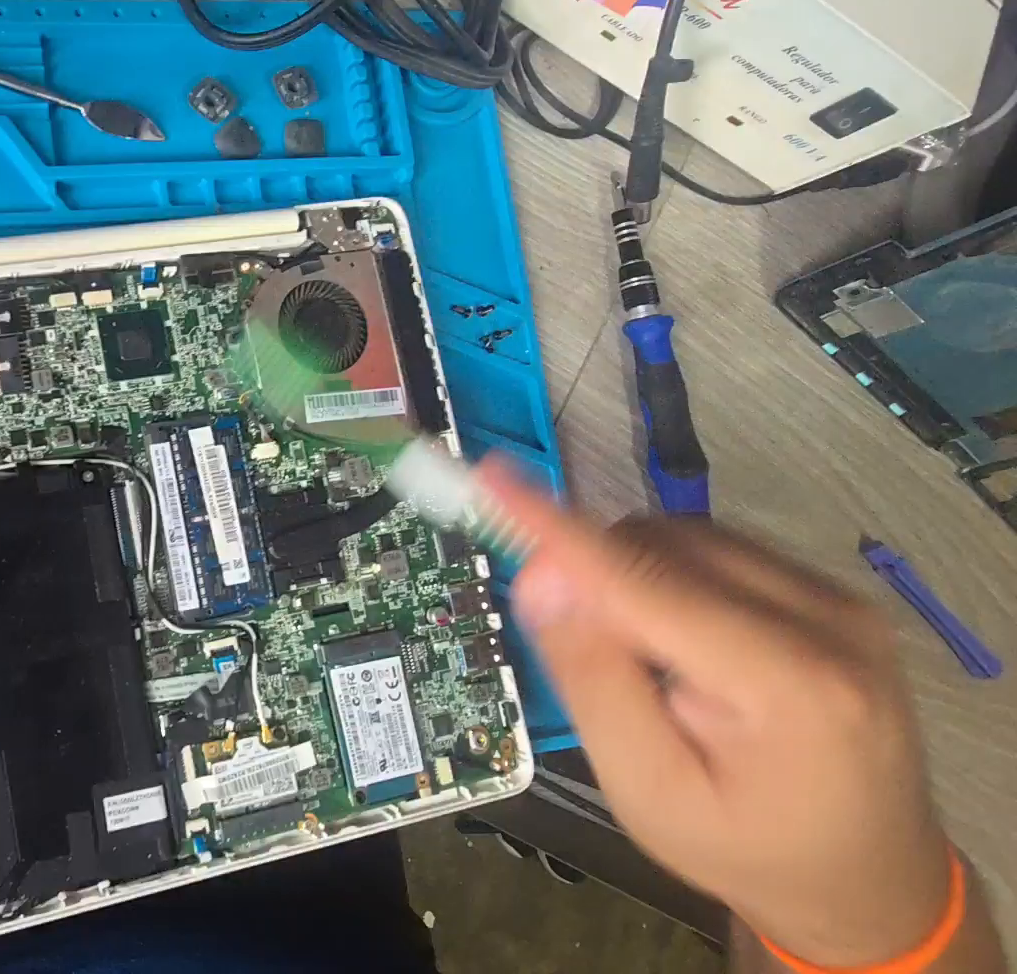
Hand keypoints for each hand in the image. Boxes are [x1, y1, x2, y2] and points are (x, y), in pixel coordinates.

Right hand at [482, 464, 952, 968]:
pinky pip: (707, 545)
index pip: (641, 581)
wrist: (860, 873)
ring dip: (622, 571)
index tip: (489, 477)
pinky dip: (657, 571)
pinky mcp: (827, 591)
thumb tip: (540, 578)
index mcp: (785, 685)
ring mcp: (836, 599)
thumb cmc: (738, 841)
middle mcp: (826, 622)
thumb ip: (591, 677)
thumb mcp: (643, 784)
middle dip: (590, 572)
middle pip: (657, 548)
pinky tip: (667, 633)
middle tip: (575, 642)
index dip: (556, 529)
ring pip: (677, 536)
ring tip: (633, 653)